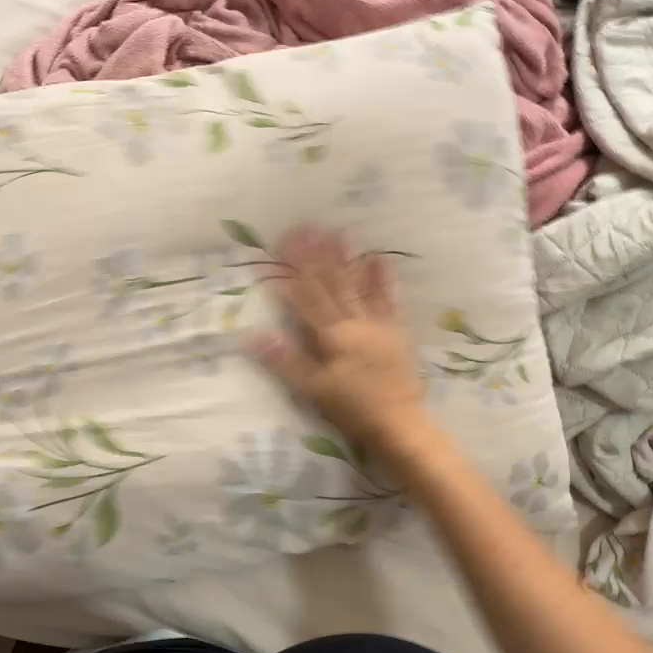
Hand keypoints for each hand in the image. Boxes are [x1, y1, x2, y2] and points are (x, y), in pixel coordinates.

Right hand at [252, 227, 444, 476]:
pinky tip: (379, 259)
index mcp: (331, 336)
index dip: (291, 271)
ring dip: (345, 259)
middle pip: (330, 285)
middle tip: (306, 227)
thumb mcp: (312, 389)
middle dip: (316, 256)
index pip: (306, 298)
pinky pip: (387, 301)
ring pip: (356, 287)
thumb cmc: (352, 409)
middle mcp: (353, 324)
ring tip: (338, 232)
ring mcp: (377, 325)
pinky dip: (382, 280)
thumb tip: (252, 336)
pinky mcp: (395, 333)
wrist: (400, 425)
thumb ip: (285, 361)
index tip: (280, 246)